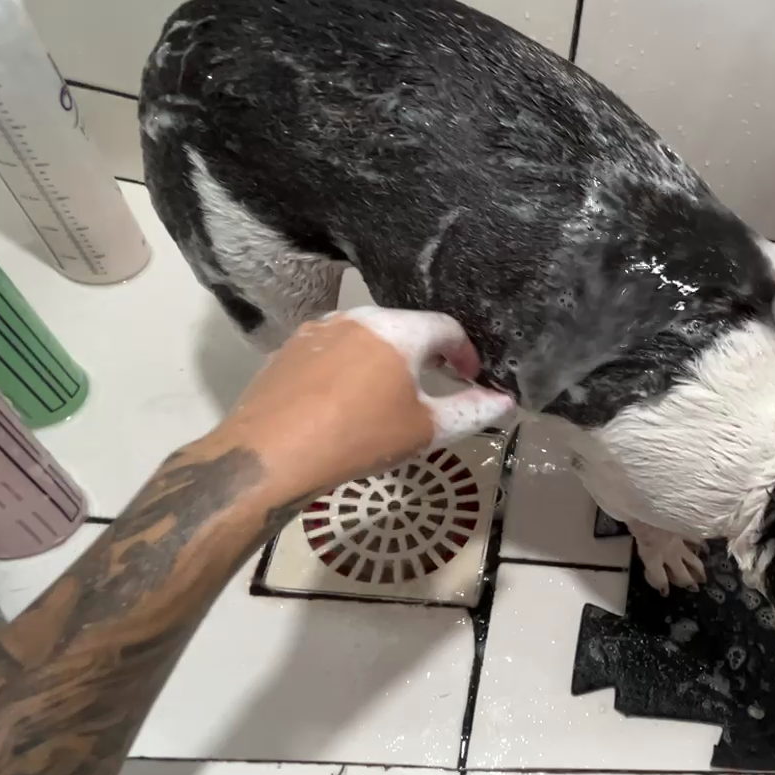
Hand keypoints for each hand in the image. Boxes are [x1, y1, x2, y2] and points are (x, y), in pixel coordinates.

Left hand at [207, 306, 515, 502]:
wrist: (270, 456)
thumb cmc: (361, 437)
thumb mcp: (429, 429)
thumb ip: (473, 410)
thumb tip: (504, 401)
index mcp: (399, 330)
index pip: (448, 329)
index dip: (468, 355)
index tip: (472, 381)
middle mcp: (358, 318)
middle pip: (408, 329)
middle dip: (429, 356)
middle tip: (438, 387)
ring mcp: (318, 330)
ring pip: (370, 339)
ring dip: (390, 361)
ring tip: (393, 397)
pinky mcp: (288, 349)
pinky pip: (337, 351)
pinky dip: (355, 368)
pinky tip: (349, 403)